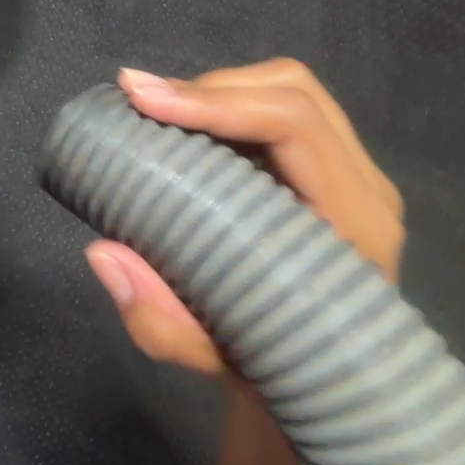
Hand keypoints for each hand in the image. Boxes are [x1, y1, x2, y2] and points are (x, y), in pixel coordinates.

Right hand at [84, 59, 403, 375]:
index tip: (141, 100)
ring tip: (157, 109)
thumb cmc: (268, 364)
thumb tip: (101, 253)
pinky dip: (222, 99)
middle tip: (138, 100)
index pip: (294, 124)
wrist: (318, 379)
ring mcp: (351, 172)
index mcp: (352, 225)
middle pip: (292, 89)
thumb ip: (158, 319)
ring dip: (213, 88)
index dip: (214, 102)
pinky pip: (277, 106)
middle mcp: (363, 187)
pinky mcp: (327, 167)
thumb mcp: (209, 357)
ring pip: (287, 87)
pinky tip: (181, 121)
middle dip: (207, 85)